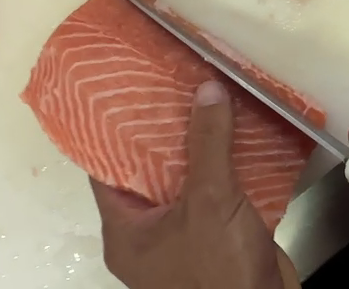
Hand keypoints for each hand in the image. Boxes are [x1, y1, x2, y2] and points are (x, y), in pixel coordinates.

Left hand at [93, 80, 297, 288]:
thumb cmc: (217, 271)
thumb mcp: (209, 201)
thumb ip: (207, 142)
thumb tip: (206, 86)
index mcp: (127, 232)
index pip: (108, 169)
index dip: (117, 127)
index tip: (131, 86)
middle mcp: (149, 232)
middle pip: (150, 168)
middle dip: (168, 126)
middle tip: (178, 79)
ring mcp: (183, 234)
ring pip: (186, 175)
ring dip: (201, 139)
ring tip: (212, 92)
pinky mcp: (216, 233)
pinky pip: (214, 186)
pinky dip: (225, 158)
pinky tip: (240, 127)